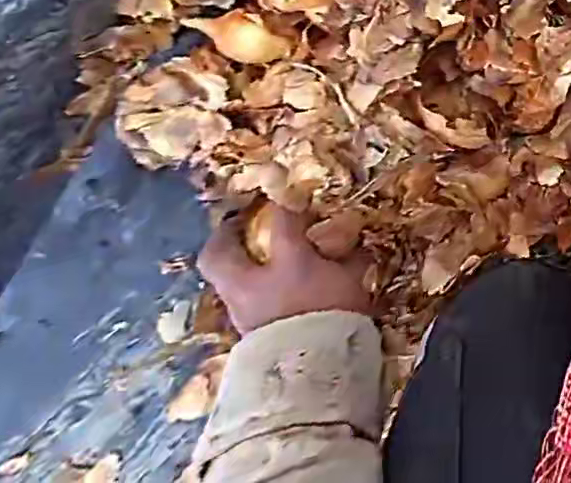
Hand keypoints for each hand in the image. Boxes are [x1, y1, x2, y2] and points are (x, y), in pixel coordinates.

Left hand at [198, 205, 370, 334]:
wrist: (312, 375)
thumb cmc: (337, 318)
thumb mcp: (351, 282)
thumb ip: (347, 260)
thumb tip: (352, 244)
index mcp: (287, 263)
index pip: (282, 221)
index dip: (286, 204)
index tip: (292, 195)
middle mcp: (254, 284)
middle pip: (219, 253)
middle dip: (224, 235)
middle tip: (238, 223)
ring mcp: (241, 311)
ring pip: (222, 280)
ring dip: (233, 266)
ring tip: (253, 259)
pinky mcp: (240, 334)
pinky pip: (237, 302)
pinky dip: (246, 290)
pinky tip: (266, 290)